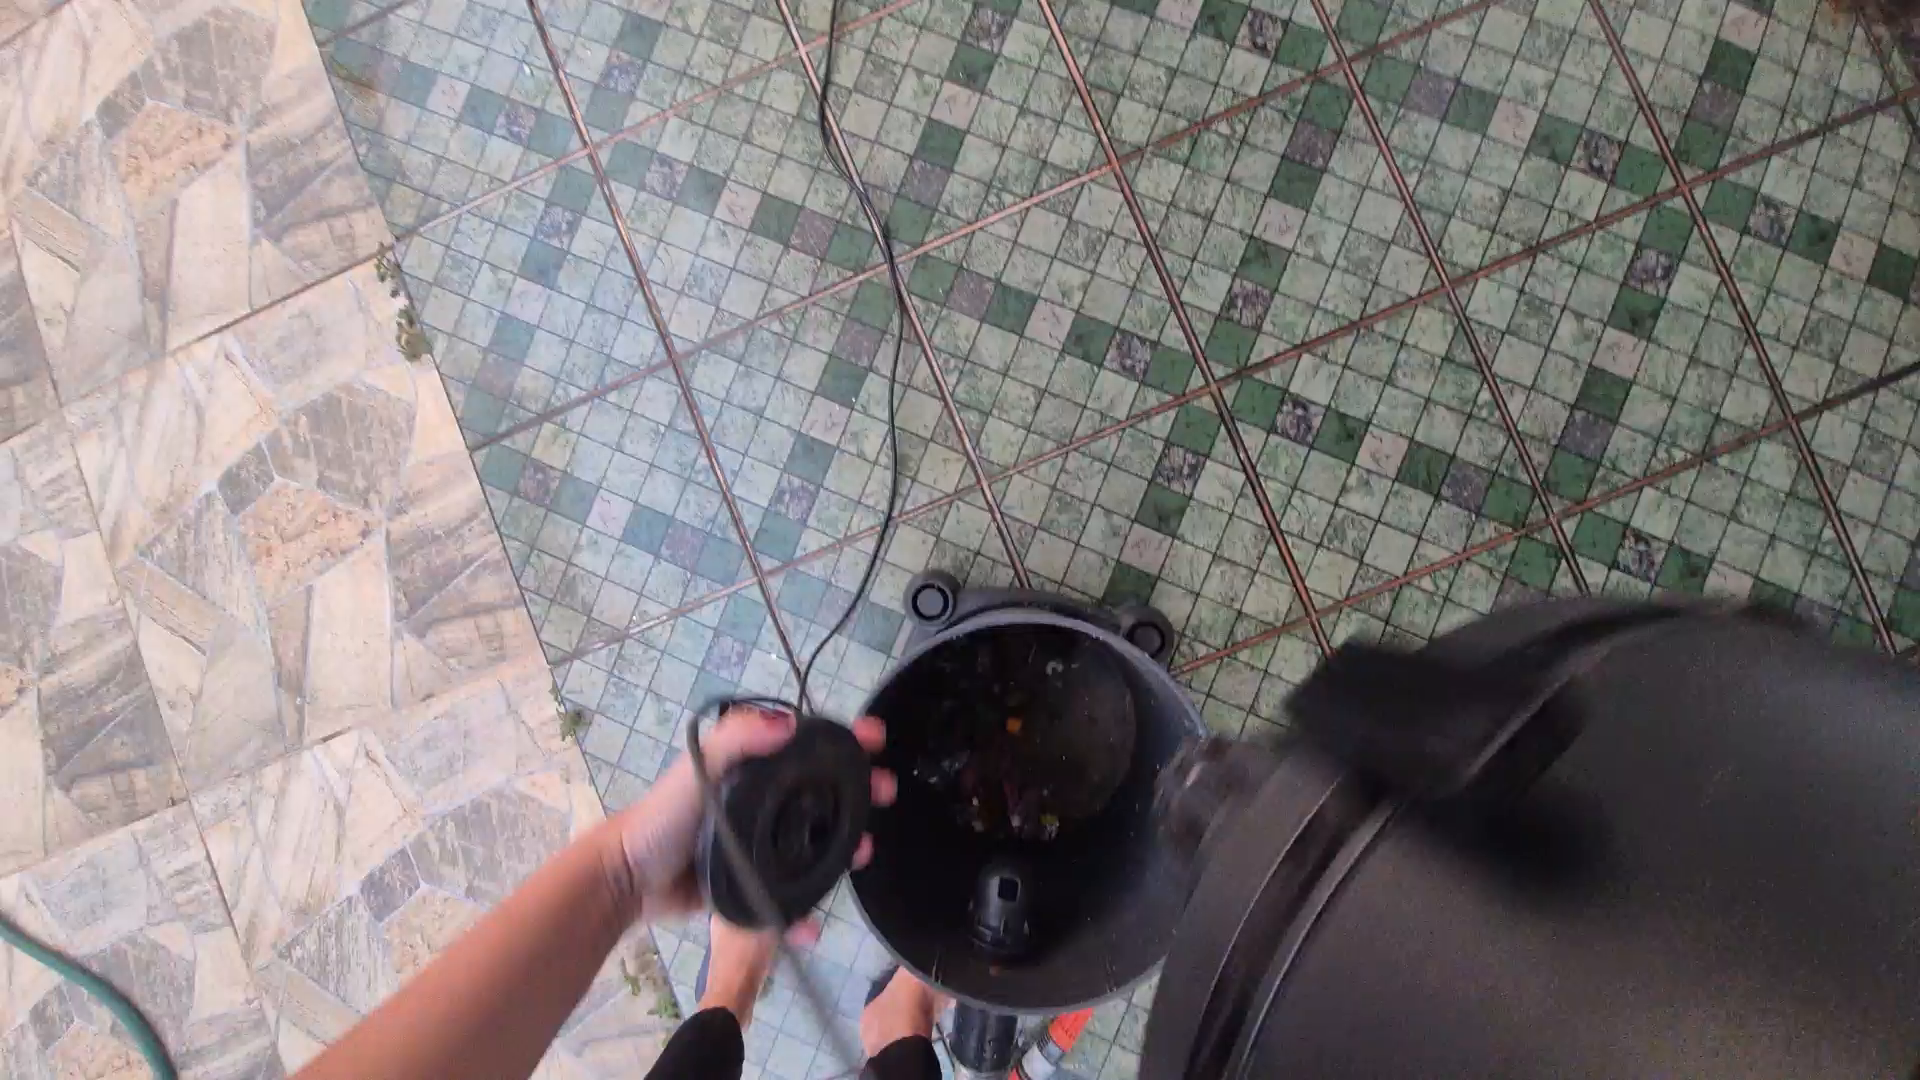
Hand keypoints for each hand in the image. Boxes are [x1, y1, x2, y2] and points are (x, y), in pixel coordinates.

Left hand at [599, 705, 895, 924]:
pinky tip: (814, 926)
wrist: (629, 882)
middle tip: (887, 791)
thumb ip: (738, 738)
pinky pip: (790, 896)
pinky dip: (804, 913)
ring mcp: (766, 844)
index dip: (846, 740)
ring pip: (819, 842)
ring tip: (865, 851)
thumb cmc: (665, 815)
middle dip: (862, 788)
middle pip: (828, 792)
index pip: (811, 747)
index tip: (876, 738)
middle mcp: (769, 802)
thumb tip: (791, 722)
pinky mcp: (757, 884)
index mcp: (759, 769)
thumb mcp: (699, 767)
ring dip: (848, 845)